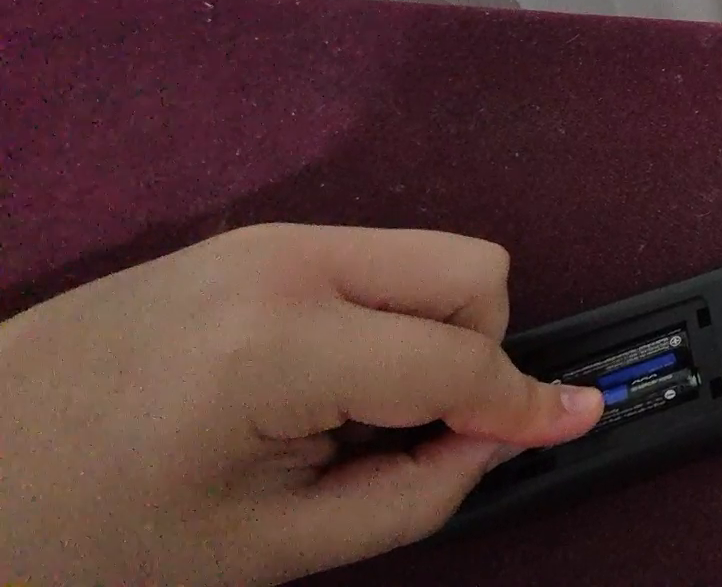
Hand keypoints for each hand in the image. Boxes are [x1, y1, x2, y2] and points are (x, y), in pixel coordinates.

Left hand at [0, 224, 602, 584]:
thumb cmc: (82, 542)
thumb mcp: (265, 549)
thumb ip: (419, 491)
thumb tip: (514, 432)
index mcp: (276, 346)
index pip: (453, 363)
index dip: (523, 403)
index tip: (574, 418)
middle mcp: (288, 262)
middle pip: (475, 270)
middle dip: (476, 348)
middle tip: (414, 419)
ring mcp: (272, 237)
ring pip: (440, 255)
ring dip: (439, 328)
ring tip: (362, 397)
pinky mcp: (262, 236)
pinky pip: (386, 259)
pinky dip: (396, 312)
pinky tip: (328, 368)